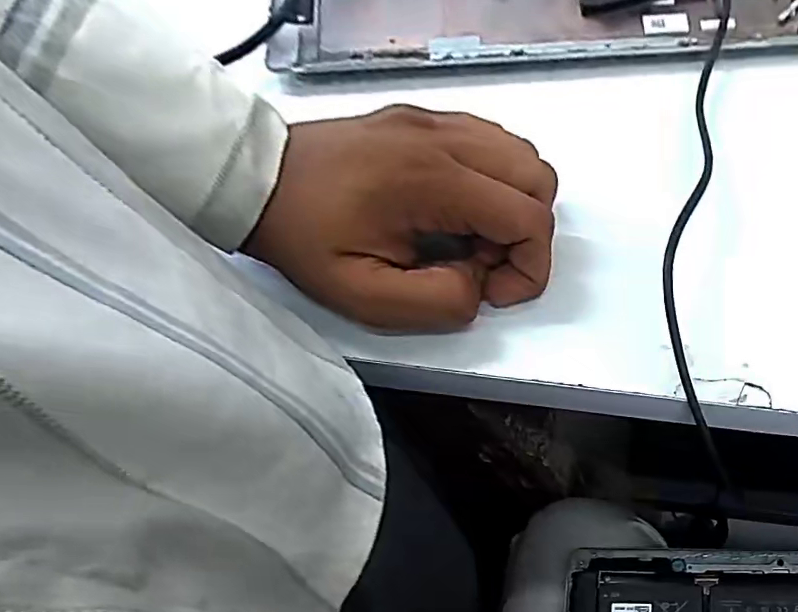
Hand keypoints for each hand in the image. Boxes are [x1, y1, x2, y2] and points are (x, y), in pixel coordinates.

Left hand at [241, 105, 557, 331]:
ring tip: (471, 238)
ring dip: (514, 209)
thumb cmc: (306, 239)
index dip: (529, 267)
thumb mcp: (369, 299)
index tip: (492, 290)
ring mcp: (433, 123)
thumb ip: (441, 302)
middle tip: (485, 263)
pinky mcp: (425, 123)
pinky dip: (495, 186)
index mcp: (431, 178)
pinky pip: (492, 146)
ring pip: (522, 159)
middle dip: (527, 236)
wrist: (258, 183)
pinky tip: (460, 213)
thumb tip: (478, 285)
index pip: (530, 217)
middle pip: (538, 180)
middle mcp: (440, 138)